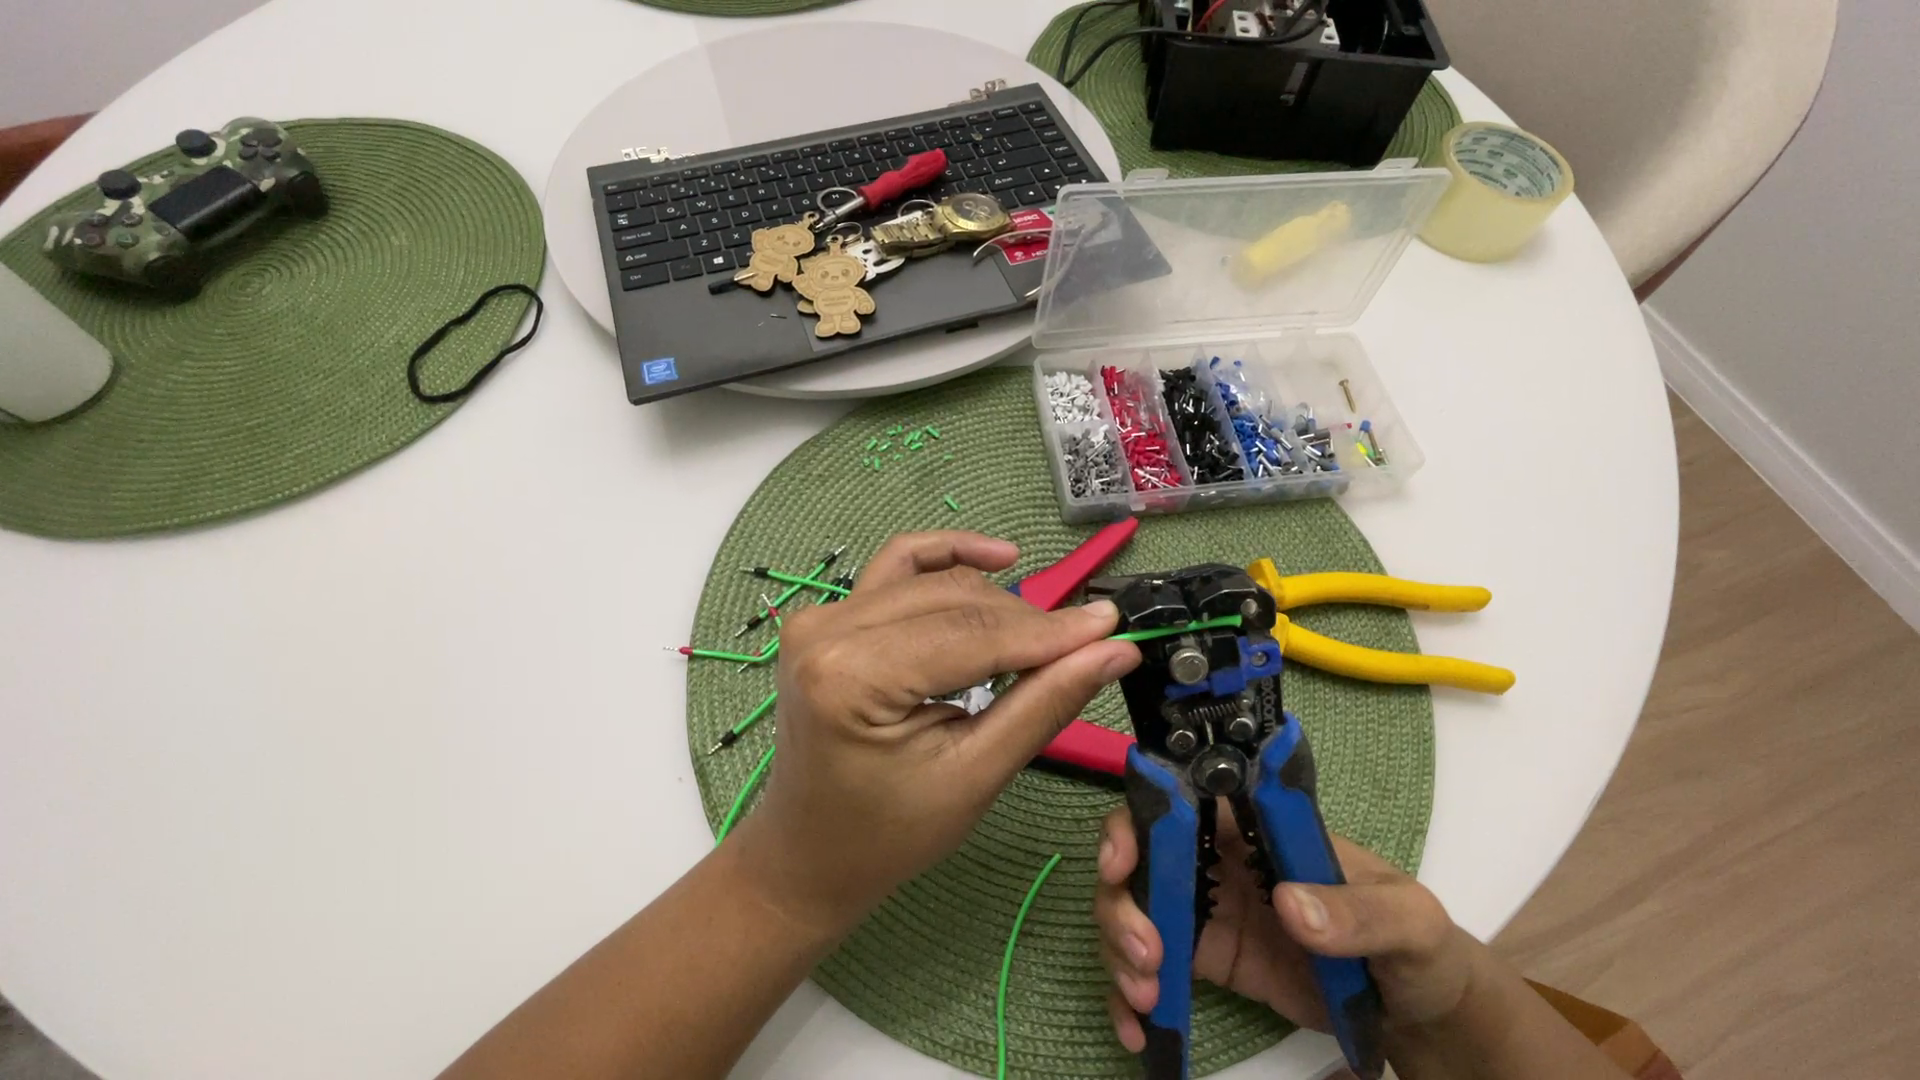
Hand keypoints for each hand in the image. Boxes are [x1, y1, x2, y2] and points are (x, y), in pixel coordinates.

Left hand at [733, 531, 1140, 933]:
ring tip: (1044, 631)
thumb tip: (1113, 650)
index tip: (1112, 626)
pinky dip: (948, 557)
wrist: (808, 853)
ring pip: (933, 581)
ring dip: (995, 598)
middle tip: (1087, 642)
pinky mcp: (828, 618)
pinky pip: (897, 568)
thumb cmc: (886, 834)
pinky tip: (998, 559)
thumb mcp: (973, 777)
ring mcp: (821, 618)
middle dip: (1027, 621)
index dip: (1048, 630)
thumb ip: (1043, 705)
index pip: (971, 633)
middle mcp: (828, 630)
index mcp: (852, 676)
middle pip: (953, 599)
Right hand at [1093, 802, 1478, 1047]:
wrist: (1418, 1011)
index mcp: (1257, 829)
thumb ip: (1356, 911)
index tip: (1120, 864)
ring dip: (1120, 949)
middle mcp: (1220, 859)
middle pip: (1140, 857)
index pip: (1180, 803)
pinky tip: (1139, 1027)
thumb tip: (1288, 903)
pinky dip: (1131, 995)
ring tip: (1146, 998)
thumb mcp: (1407, 921)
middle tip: (1146, 955)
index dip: (1136, 823)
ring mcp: (1207, 908)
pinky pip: (1149, 965)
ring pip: (1133, 908)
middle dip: (1123, 902)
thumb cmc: (1416, 942)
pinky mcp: (1205, 958)